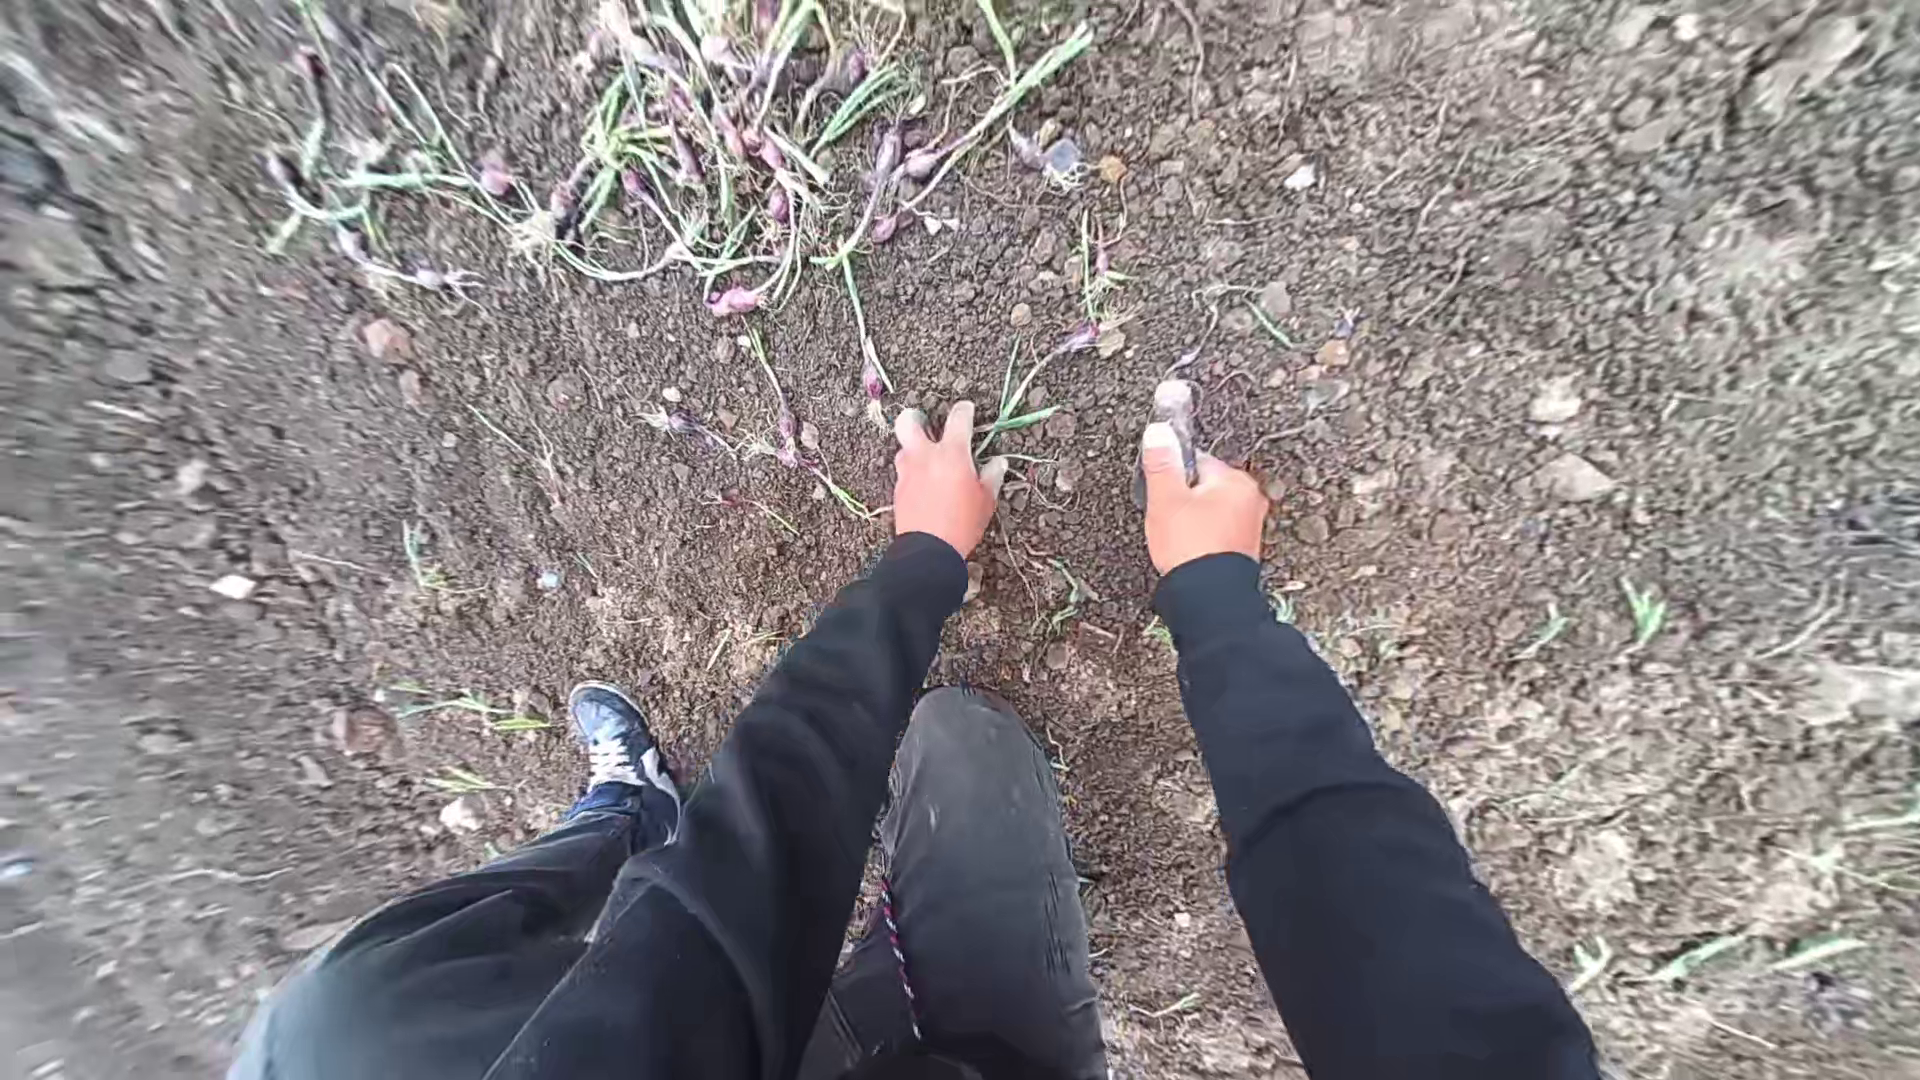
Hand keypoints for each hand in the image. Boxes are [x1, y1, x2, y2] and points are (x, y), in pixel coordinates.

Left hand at [893, 400, 1007, 558]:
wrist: (928, 550)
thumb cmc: (962, 523)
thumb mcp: (986, 500)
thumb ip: (992, 476)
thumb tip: (998, 463)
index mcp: (951, 453)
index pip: (957, 419)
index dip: (964, 410)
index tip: (966, 409)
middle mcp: (925, 457)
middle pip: (908, 423)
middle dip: (915, 418)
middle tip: (925, 422)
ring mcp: (907, 472)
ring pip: (903, 448)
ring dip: (913, 448)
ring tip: (927, 459)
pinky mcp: (898, 490)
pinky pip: (903, 472)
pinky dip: (912, 472)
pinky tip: (923, 484)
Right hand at [1140, 421, 1268, 573]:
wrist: (1207, 594)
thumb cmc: (1190, 547)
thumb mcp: (1165, 499)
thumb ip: (1162, 463)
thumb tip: (1159, 432)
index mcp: (1234, 481)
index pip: (1197, 461)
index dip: (1173, 476)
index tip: (1163, 492)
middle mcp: (1249, 499)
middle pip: (1204, 485)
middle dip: (1183, 499)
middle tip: (1169, 518)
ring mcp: (1249, 524)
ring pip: (1210, 509)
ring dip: (1193, 518)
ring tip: (1179, 537)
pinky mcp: (1243, 546)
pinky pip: (1217, 529)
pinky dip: (1202, 535)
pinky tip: (1189, 548)